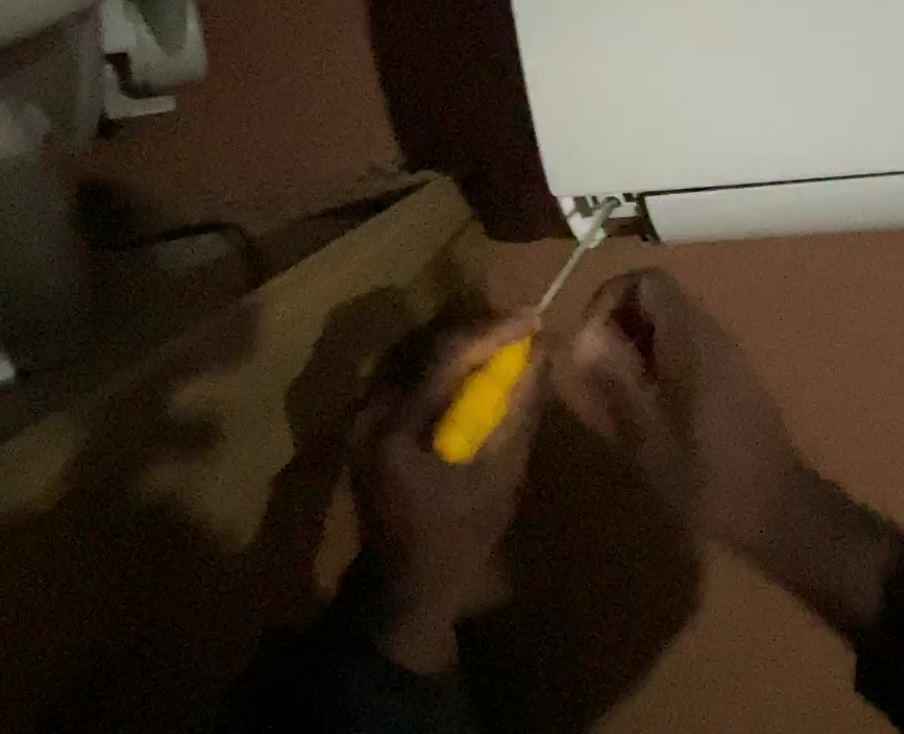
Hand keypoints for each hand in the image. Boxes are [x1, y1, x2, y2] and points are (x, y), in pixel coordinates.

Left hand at [347, 310, 543, 672]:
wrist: (402, 584)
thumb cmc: (458, 539)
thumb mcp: (500, 477)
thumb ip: (519, 411)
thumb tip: (542, 356)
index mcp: (398, 430)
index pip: (446, 357)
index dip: (494, 331)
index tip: (534, 318)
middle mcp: (370, 412)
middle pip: (427, 346)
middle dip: (480, 331)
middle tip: (524, 325)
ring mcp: (362, 414)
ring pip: (416, 353)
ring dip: (463, 342)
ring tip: (507, 338)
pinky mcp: (366, 420)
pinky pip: (409, 372)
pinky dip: (445, 362)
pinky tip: (476, 364)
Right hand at [560, 270, 802, 551]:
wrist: (777, 510)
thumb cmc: (706, 473)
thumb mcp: (646, 430)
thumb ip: (613, 376)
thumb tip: (583, 336)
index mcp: (691, 335)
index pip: (646, 279)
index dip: (608, 299)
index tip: (588, 344)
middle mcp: (712, 333)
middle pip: (656, 300)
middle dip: (618, 327)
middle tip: (596, 376)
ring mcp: (726, 355)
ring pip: (668, 327)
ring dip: (635, 350)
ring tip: (616, 398)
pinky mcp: (733, 379)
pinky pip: (685, 351)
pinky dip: (657, 366)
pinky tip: (650, 413)